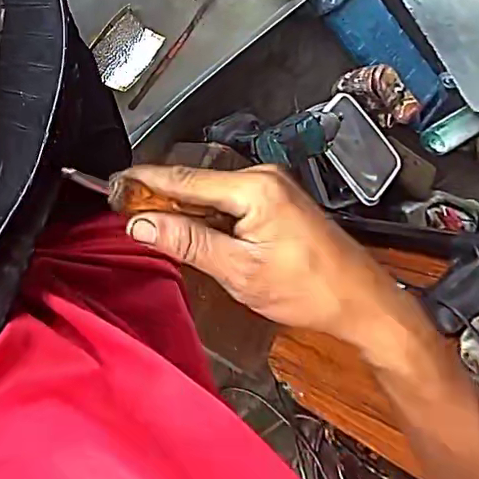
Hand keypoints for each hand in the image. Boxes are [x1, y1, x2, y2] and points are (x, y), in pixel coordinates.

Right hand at [121, 164, 432, 353]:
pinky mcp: (273, 199)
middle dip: (158, 195)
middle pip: (194, 181)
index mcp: (254, 188)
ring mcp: (269, 186)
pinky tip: (190, 229)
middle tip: (126, 210)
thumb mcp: (239, 271)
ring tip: (151, 224)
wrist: (363, 301)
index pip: (183, 178)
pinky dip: (203, 213)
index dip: (144, 181)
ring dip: (180, 206)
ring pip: (208, 191)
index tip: (115, 184)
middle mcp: (261, 177)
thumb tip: (144, 225)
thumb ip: (187, 243)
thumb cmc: (312, 289)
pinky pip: (226, 199)